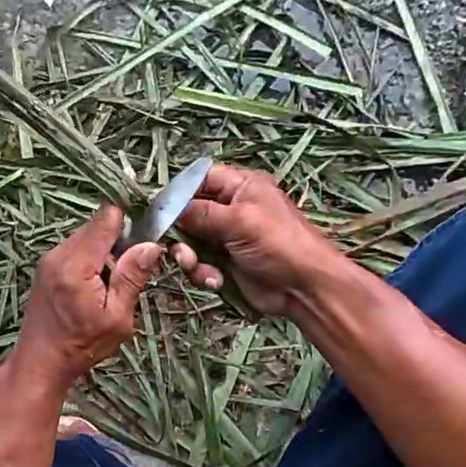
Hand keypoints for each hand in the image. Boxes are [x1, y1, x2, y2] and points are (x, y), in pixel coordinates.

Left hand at [10, 205, 164, 391]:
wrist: (40, 362)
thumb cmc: (81, 346)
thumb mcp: (117, 318)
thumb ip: (132, 278)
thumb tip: (152, 245)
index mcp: (76, 265)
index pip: (106, 218)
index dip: (127, 227)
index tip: (137, 250)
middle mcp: (58, 254)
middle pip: (96, 226)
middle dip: (115, 244)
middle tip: (121, 278)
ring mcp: (48, 258)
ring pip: (86, 237)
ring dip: (101, 254)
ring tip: (104, 288)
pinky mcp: (45, 265)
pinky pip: (74, 249)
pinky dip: (87, 261)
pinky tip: (88, 289)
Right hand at [173, 165, 344, 315]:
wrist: (305, 288)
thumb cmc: (279, 244)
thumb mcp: (240, 221)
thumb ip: (200, 213)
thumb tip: (168, 209)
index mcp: (240, 187)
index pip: (200, 178)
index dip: (179, 192)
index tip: (160, 210)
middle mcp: (231, 209)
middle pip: (188, 213)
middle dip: (180, 233)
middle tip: (180, 249)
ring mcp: (226, 238)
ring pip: (190, 243)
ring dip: (190, 258)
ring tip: (201, 269)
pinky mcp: (224, 264)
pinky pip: (199, 265)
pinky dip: (203, 273)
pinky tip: (216, 280)